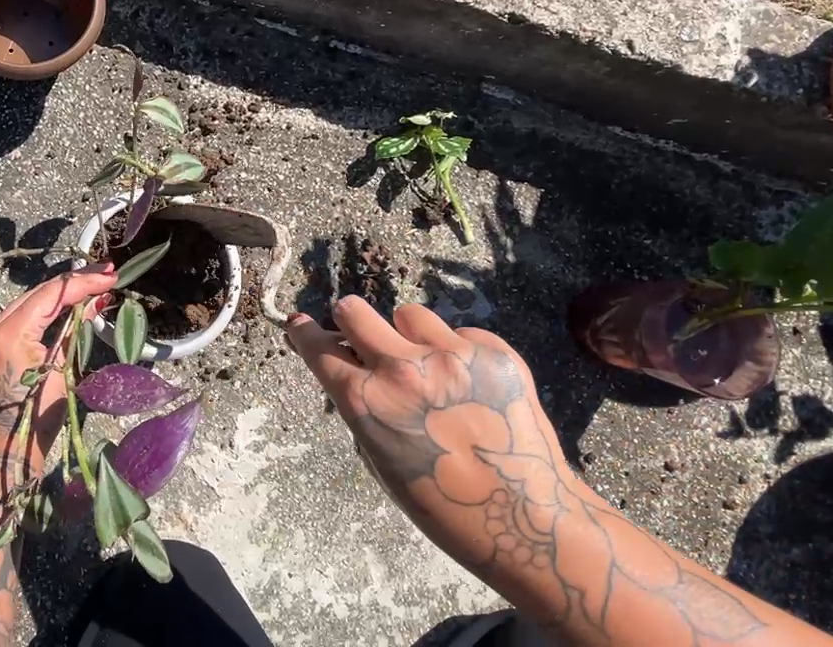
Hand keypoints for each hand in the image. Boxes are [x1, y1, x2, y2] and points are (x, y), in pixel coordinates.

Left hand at [0, 265, 116, 484]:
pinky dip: (45, 312)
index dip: (83, 283)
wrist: (4, 454)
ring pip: (29, 303)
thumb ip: (74, 331)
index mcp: (8, 332)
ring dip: (60, 296)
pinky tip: (68, 305)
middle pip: (38, 294)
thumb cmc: (36, 420)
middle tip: (106, 273)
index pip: (51, 295)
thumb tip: (95, 302)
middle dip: (73, 284)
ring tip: (93, 284)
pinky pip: (20, 318)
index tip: (110, 275)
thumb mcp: (62, 371)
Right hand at [290, 298, 832, 646]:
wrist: (532, 523)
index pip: (317, 346)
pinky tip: (471, 385)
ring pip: (408, 315)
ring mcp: (451, 356)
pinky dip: (457, 350)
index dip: (305, 333)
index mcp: (366, 401)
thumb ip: (361, 405)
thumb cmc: (444, 505)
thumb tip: (350, 365)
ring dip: (409, 336)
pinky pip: (459, 331)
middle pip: (353, 309)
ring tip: (431, 369)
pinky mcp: (494, 352)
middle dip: (351, 322)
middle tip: (365, 339)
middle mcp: (403, 368)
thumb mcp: (379, 457)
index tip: (301, 324)